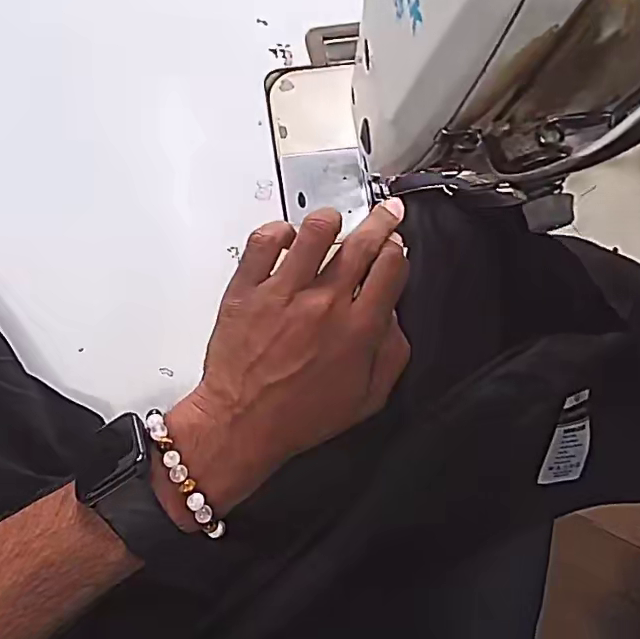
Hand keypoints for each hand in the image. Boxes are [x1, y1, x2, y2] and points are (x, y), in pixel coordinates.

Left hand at [156, 201, 410, 522]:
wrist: (242, 424)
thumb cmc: (298, 416)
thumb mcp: (366, 399)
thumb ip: (390, 354)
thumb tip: (392, 317)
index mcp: (357, 330)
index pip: (390, 267)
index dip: (397, 249)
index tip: (395, 245)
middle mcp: (323, 306)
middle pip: (361, 243)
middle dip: (379, 222)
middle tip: (383, 214)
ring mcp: (282, 294)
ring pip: (314, 233)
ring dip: (329, 220)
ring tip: (331, 222)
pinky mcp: (247, 290)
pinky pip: (264, 242)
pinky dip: (278, 230)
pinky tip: (285, 236)